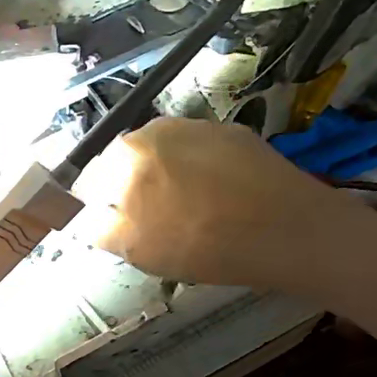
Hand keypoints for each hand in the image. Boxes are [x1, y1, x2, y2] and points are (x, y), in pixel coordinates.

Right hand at [76, 116, 376, 292]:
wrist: (286, 229)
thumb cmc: (204, 245)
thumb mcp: (139, 251)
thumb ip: (102, 229)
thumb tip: (90, 217)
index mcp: (125, 157)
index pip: (94, 177)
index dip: (106, 205)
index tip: (127, 227)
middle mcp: (156, 128)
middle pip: (132, 159)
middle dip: (138, 187)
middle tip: (162, 222)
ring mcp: (198, 125)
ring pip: (168, 152)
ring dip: (171, 175)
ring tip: (197, 209)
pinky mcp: (232, 131)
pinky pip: (202, 150)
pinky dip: (203, 169)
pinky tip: (224, 196)